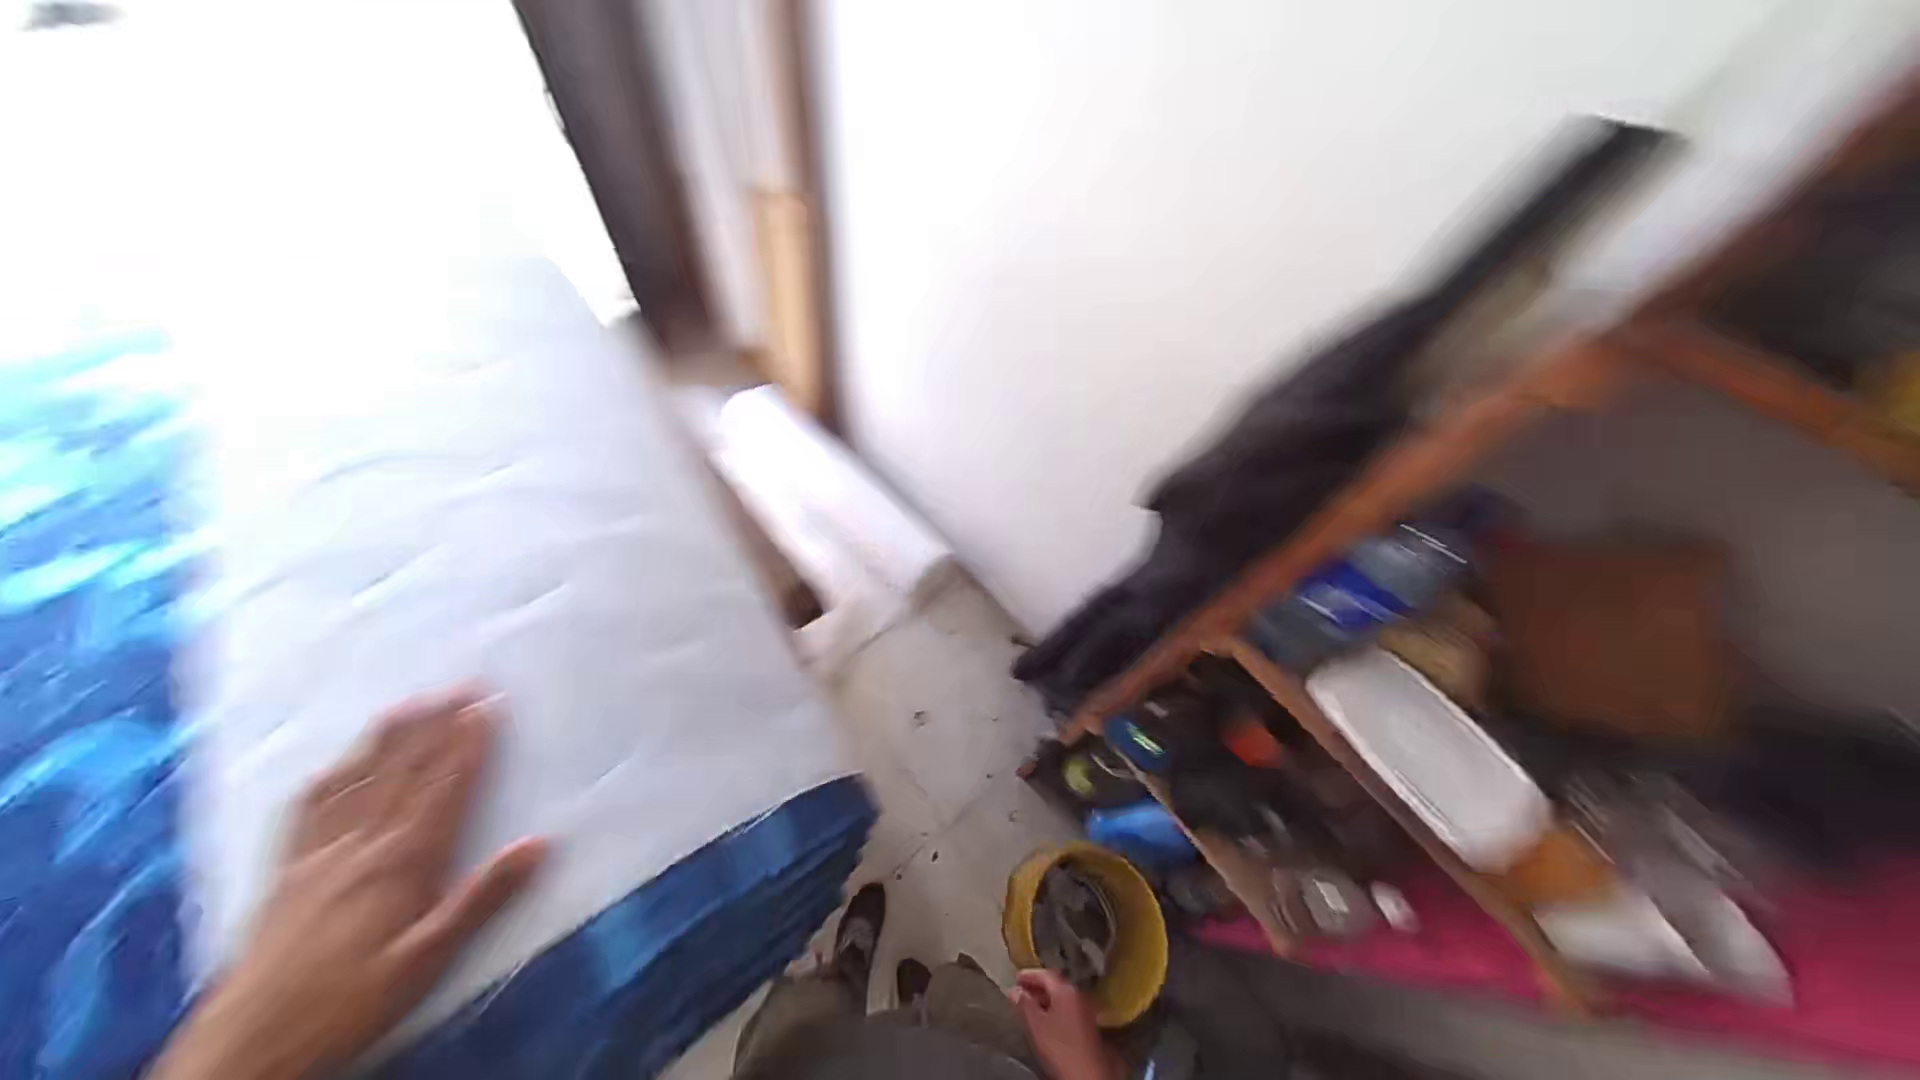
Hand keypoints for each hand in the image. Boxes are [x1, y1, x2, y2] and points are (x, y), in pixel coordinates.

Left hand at [152, 687, 546, 1079]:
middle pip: (404, 772)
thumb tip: (540, 844)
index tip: (486, 705)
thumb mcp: (431, 957)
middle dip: (435, 725)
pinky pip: (307, 813)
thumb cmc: (354, 1001)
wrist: (247, 1053)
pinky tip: (337, 764)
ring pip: (358, 781)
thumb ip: (484, 898)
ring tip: (408, 705)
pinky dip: (328, 779)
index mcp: (402, 860)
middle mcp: (360, 845)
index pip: (443, 786)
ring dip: (386, 739)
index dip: (467, 743)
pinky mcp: (284, 874)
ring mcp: (317, 856)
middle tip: (458, 687)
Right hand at [1010, 969, 1121, 1079]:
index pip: (1045, 975)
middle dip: (1037, 986)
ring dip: (1045, 998)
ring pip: (1061, 997)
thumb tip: (1015, 991)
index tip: (1015, 978)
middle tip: (1021, 991)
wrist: (1087, 1074)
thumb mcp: (1036, 1025)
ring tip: (1030, 1005)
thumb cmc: (1060, 1047)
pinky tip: (1046, 1019)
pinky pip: (1067, 1008)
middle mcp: (1078, 994)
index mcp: (1066, 990)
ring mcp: (1085, 1009)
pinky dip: (1054, 1008)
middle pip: (1054, 985)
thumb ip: (1024, 1005)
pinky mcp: (1087, 1024)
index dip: (1029, 975)